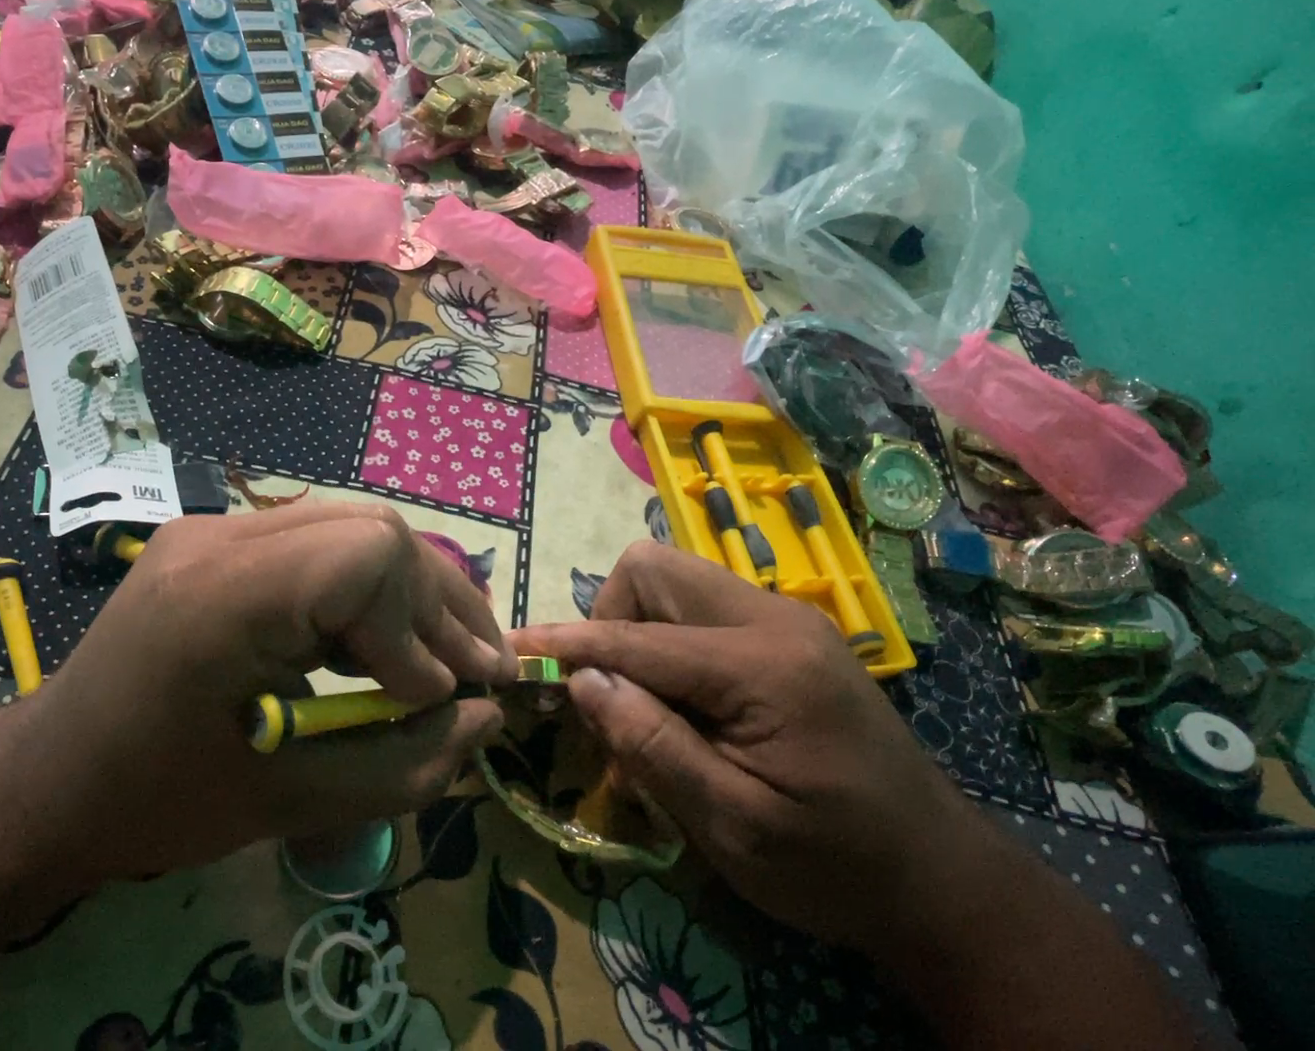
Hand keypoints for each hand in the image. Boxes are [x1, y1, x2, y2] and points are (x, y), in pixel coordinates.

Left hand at [0, 502, 512, 881]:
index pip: (366, 556)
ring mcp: (213, 531)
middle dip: (437, 603)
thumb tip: (486, 716)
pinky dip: (367, 593)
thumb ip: (403, 763)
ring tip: (453, 656)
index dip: (422, 625)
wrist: (49, 779)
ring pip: (350, 530)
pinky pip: (316, 547)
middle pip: (370, 531)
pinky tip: (387, 642)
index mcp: (223, 594)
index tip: (437, 700)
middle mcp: (219, 537)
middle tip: (482, 671)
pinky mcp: (215, 544)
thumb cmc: (154, 804)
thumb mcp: (288, 803)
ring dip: (410, 594)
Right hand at [508, 542, 993, 952]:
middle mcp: (774, 620)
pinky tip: (677, 707)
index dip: (566, 646)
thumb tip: (579, 679)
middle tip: (606, 697)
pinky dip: (665, 643)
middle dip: (608, 622)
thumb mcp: (732, 825)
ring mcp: (786, 622)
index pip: (636, 638)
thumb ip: (651, 744)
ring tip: (639, 707)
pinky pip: (700, 610)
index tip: (510, 652)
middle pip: (654, 570)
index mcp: (764, 667)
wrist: (939, 878)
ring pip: (674, 581)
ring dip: (635, 631)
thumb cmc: (833, 865)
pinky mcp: (787, 637)